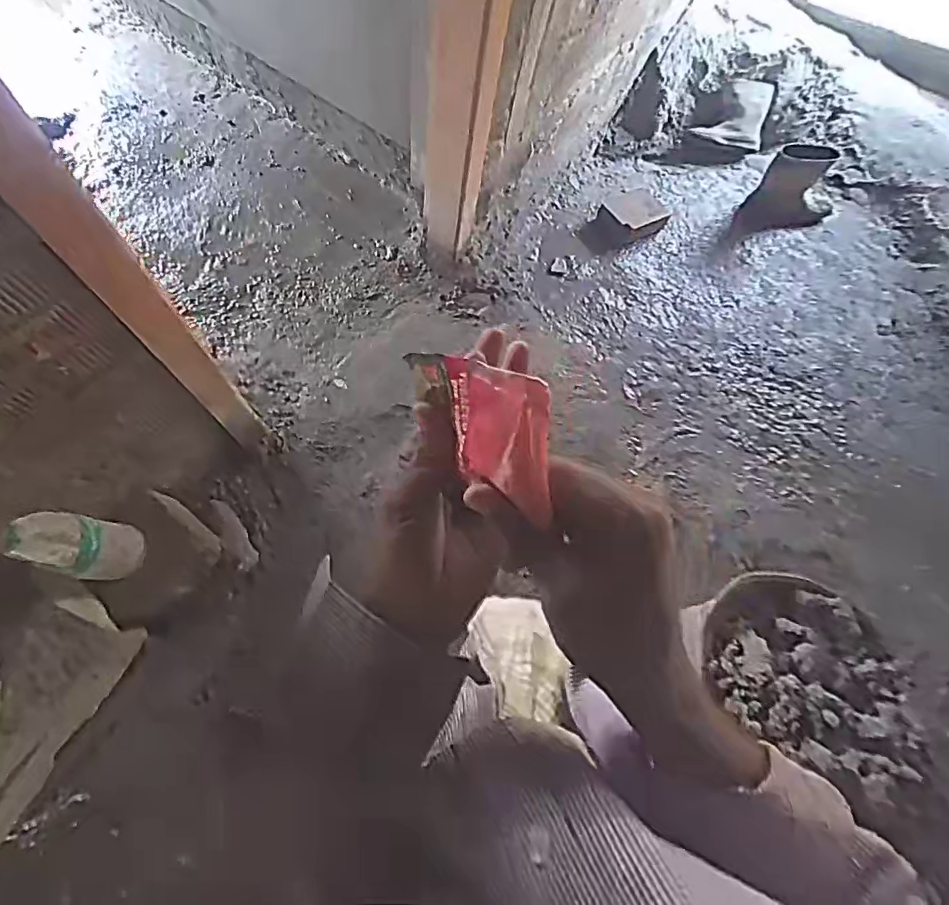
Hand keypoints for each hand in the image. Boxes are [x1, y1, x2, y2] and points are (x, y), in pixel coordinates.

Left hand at [350, 329, 522, 643]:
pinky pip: (523, 476)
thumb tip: (429, 404)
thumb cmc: (399, 551)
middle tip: (515, 341)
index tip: (486, 342)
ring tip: (535, 369)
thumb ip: (424, 457)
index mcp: (429, 456)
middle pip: (482, 413)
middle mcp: (458, 464)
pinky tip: (549, 424)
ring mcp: (485, 486)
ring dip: (519, 405)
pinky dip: (535, 450)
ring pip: (505, 439)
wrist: (416, 608)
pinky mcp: (507, 512)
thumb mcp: (406, 501)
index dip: (468, 374)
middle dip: (498, 378)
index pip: (452, 406)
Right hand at [466, 458, 681, 682]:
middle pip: (566, 477)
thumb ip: (516, 530)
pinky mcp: (640, 519)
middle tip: (496, 521)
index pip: (556, 473)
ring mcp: (644, 507)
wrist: (650, 675)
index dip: (513, 477)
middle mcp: (641, 498)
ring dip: (542, 506)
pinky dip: (563, 515)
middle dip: (527, 494)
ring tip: (519, 539)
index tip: (480, 493)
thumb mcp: (552, 582)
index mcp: (625, 514)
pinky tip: (547, 541)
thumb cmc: (602, 636)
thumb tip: (474, 491)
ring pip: (574, 487)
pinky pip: (590, 501)